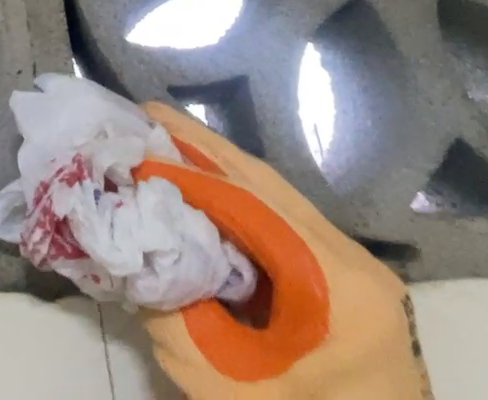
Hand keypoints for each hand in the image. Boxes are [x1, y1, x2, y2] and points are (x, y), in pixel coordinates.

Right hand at [135, 103, 434, 398]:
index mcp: (340, 286)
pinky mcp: (342, 283)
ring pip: (276, 199)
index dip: (190, 172)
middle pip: (269, 185)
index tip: (135, 147)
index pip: (254, 206)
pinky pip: (281, 225)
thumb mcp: (228, 387)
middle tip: (145, 115)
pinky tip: (198, 190)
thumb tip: (133, 257)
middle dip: (203, 146)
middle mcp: (354, 262)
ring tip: (161, 140)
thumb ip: (175, 316)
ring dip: (217, 168)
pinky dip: (235, 200)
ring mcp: (354, 270)